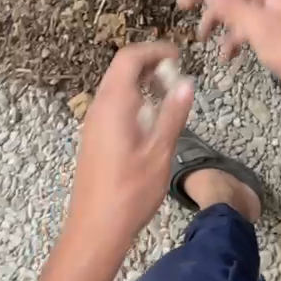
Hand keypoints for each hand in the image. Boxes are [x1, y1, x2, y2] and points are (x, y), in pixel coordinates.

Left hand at [65, 42, 194, 247]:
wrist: (95, 230)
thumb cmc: (130, 191)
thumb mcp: (160, 152)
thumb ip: (173, 114)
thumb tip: (187, 82)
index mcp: (113, 103)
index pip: (130, 57)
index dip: (154, 50)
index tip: (178, 57)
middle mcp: (99, 106)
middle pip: (122, 68)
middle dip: (150, 65)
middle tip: (176, 77)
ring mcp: (93, 122)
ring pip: (117, 86)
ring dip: (142, 83)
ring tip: (168, 97)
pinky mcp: (94, 136)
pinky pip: (113, 103)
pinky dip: (134, 99)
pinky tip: (151, 122)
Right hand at [174, 0, 280, 103]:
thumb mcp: (258, 26)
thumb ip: (229, 2)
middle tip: (182, 6)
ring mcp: (276, 13)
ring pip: (239, 7)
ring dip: (219, 18)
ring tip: (201, 36)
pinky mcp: (278, 34)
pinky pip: (249, 27)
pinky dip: (235, 37)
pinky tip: (226, 55)